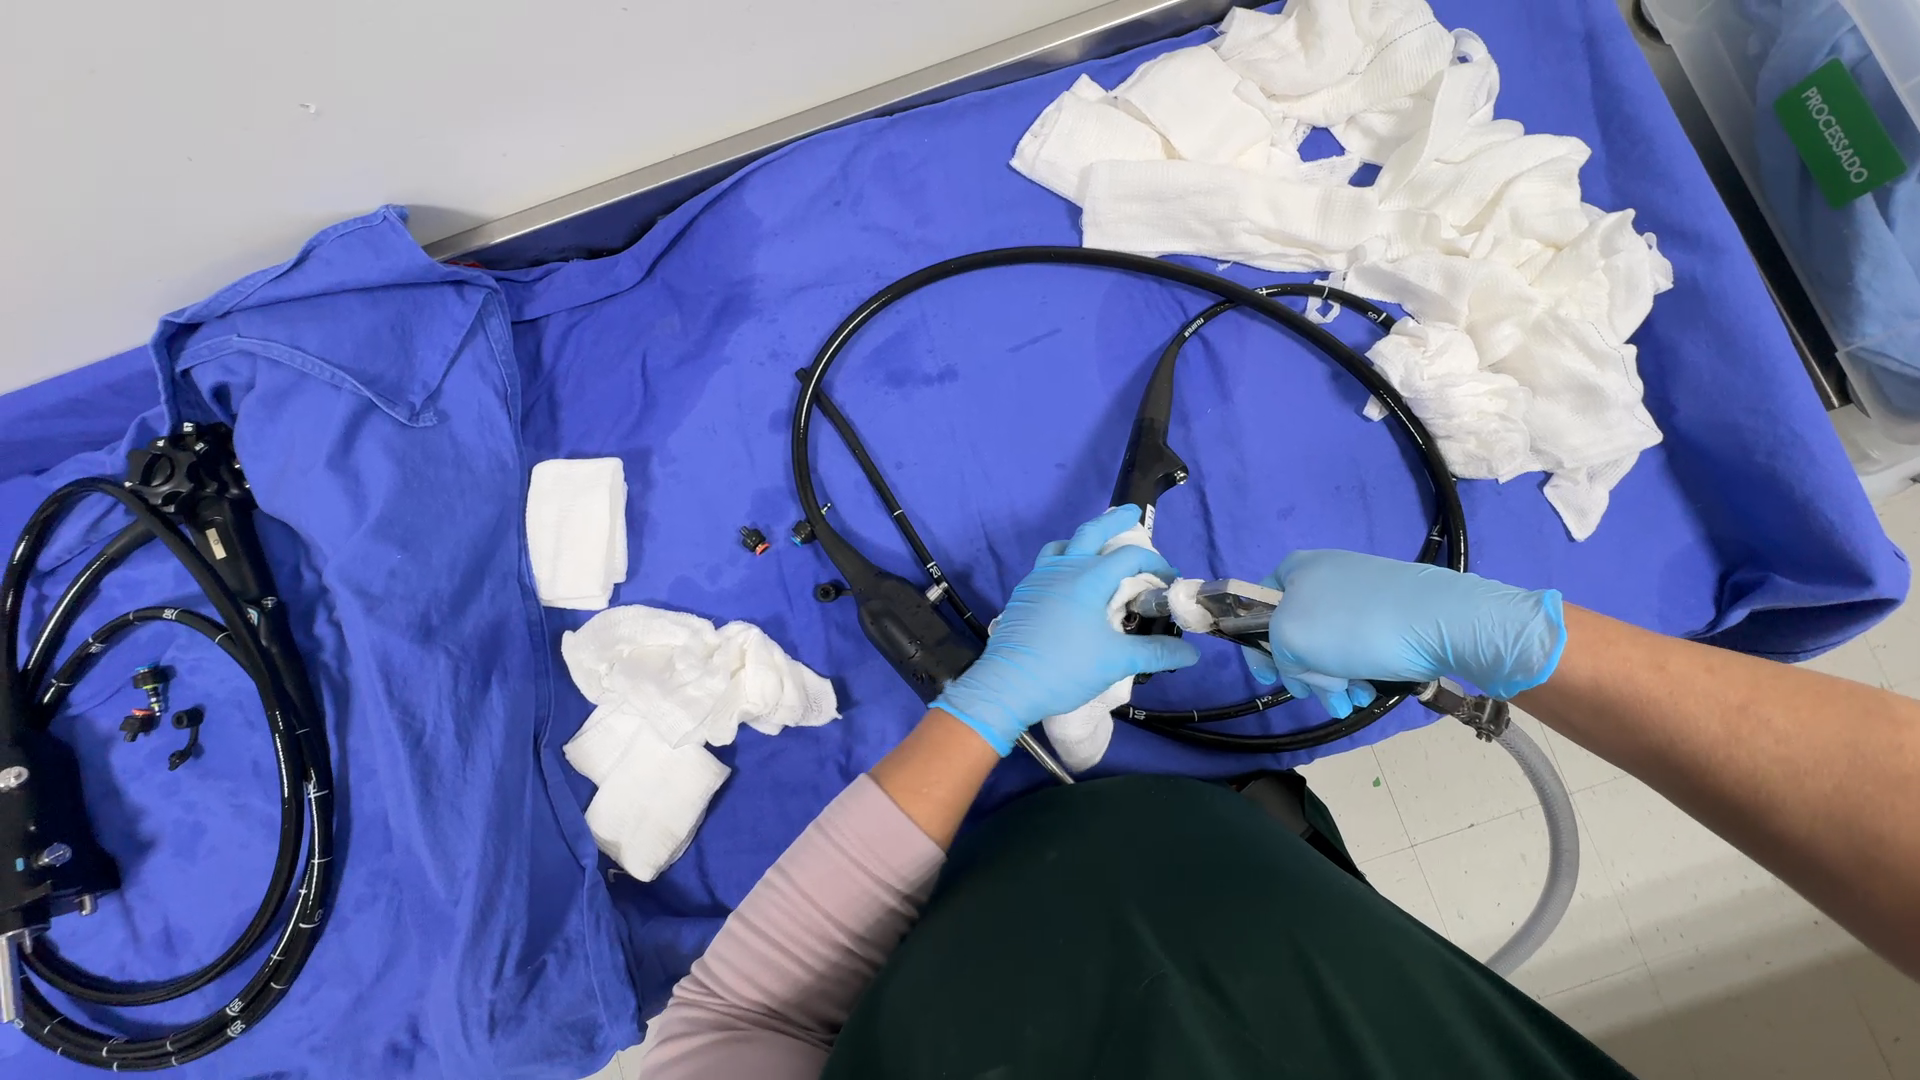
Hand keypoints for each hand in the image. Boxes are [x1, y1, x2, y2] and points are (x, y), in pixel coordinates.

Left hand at [933, 506, 1199, 754]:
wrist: (1008, 685)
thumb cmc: (1065, 667)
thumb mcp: (1117, 661)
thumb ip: (1156, 653)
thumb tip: (1191, 655)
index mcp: (1087, 578)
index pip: (1129, 557)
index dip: (1155, 563)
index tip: (1169, 579)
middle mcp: (1061, 569)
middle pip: (1090, 532)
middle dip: (1113, 520)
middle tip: (1130, 512)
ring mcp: (1037, 580)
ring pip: (1061, 547)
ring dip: (1082, 540)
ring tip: (1096, 547)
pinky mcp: (1022, 595)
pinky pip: (1046, 566)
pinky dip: (1063, 562)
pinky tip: (1069, 582)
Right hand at [1242, 550, 1565, 717]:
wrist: (1448, 622)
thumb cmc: (1357, 626)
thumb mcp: (1291, 638)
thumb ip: (1275, 650)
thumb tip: (1298, 666)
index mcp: (1296, 568)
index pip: (1257, 606)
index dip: (1257, 645)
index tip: (1271, 679)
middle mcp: (1326, 575)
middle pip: (1297, 632)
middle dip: (1306, 672)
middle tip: (1319, 697)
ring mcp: (1363, 592)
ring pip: (1331, 645)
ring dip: (1335, 681)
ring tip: (1352, 704)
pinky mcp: (1394, 610)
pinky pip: (1362, 645)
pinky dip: (1360, 671)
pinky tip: (1372, 692)